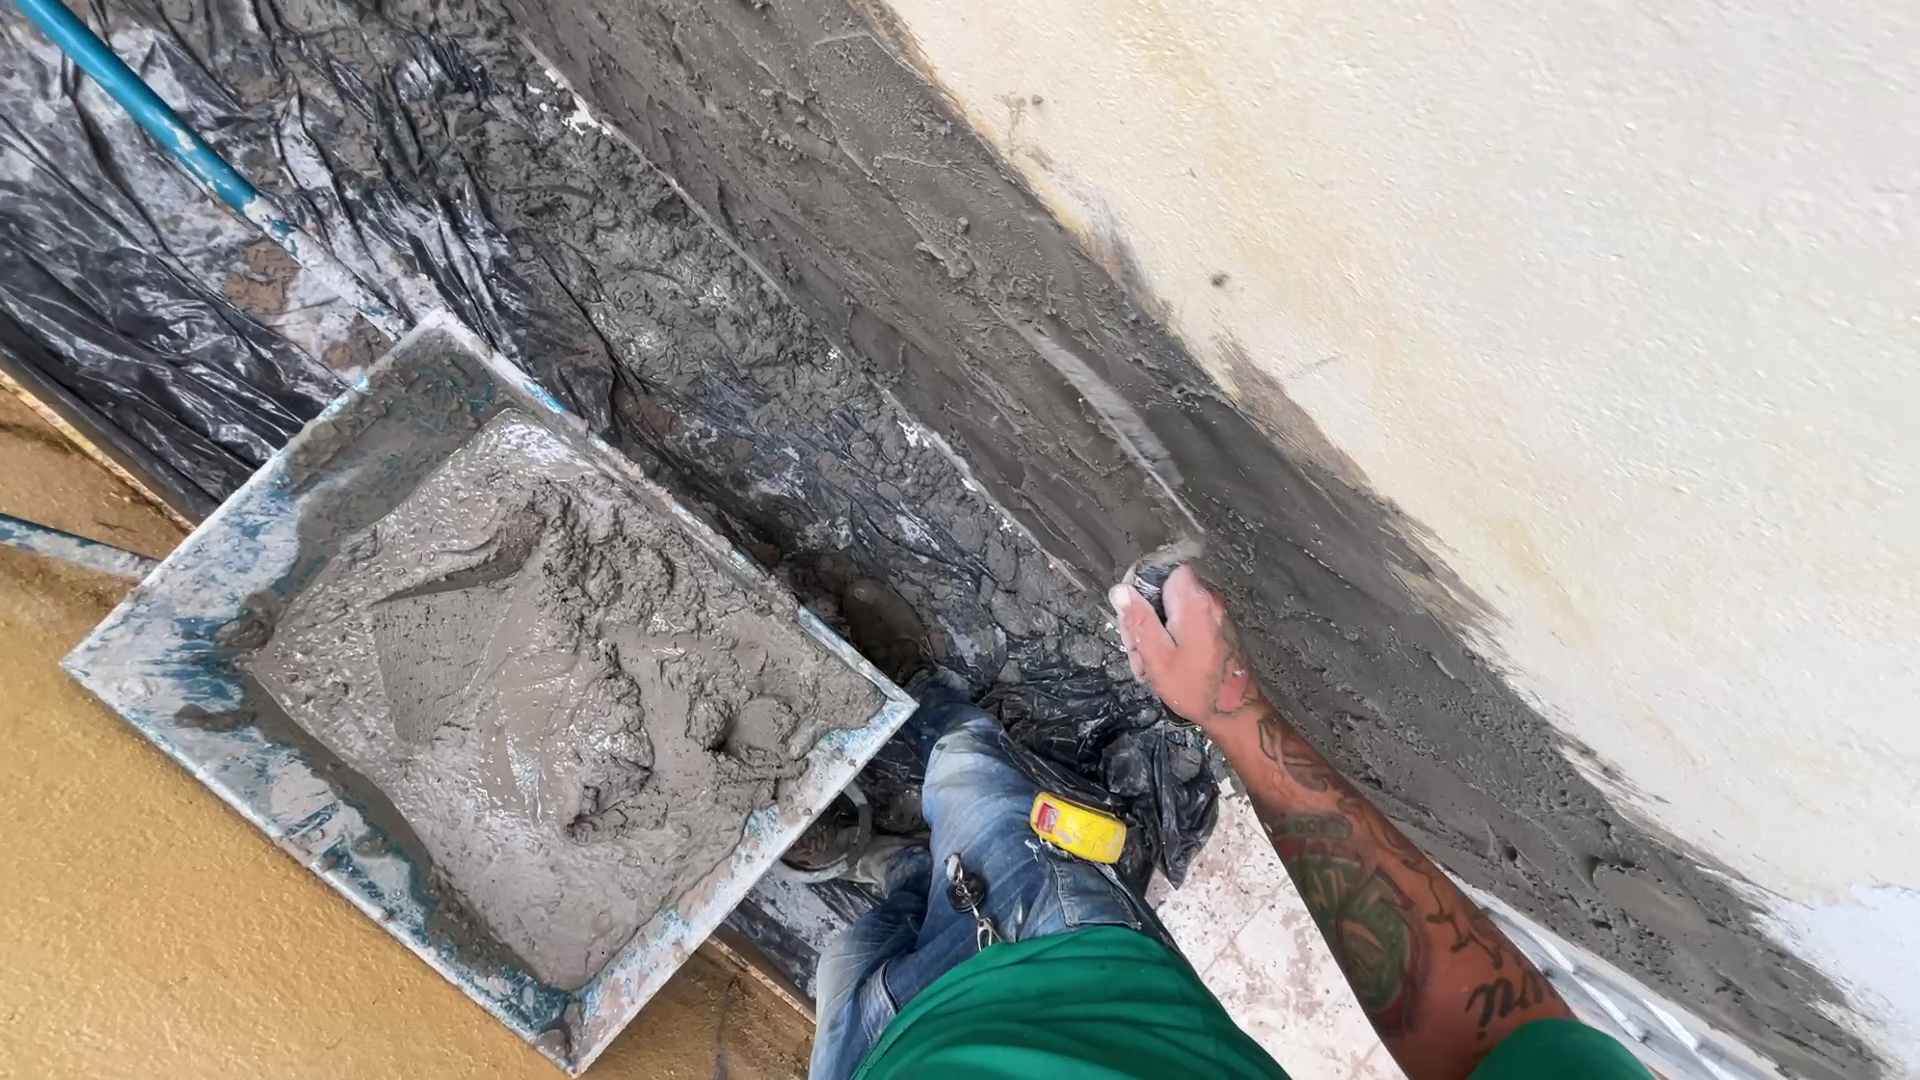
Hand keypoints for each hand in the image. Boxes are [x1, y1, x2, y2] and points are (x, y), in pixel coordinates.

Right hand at [1109, 564, 1261, 730]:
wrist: (1236, 713)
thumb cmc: (1195, 687)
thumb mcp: (1158, 657)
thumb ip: (1139, 620)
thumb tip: (1121, 590)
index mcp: (1193, 602)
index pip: (1163, 566)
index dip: (1140, 581)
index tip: (1128, 610)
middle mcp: (1207, 600)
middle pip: (1162, 589)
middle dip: (1141, 615)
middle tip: (1135, 649)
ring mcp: (1212, 613)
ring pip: (1169, 607)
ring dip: (1152, 631)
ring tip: (1146, 664)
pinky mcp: (1214, 627)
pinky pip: (1182, 620)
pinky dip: (1168, 637)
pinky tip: (1161, 663)